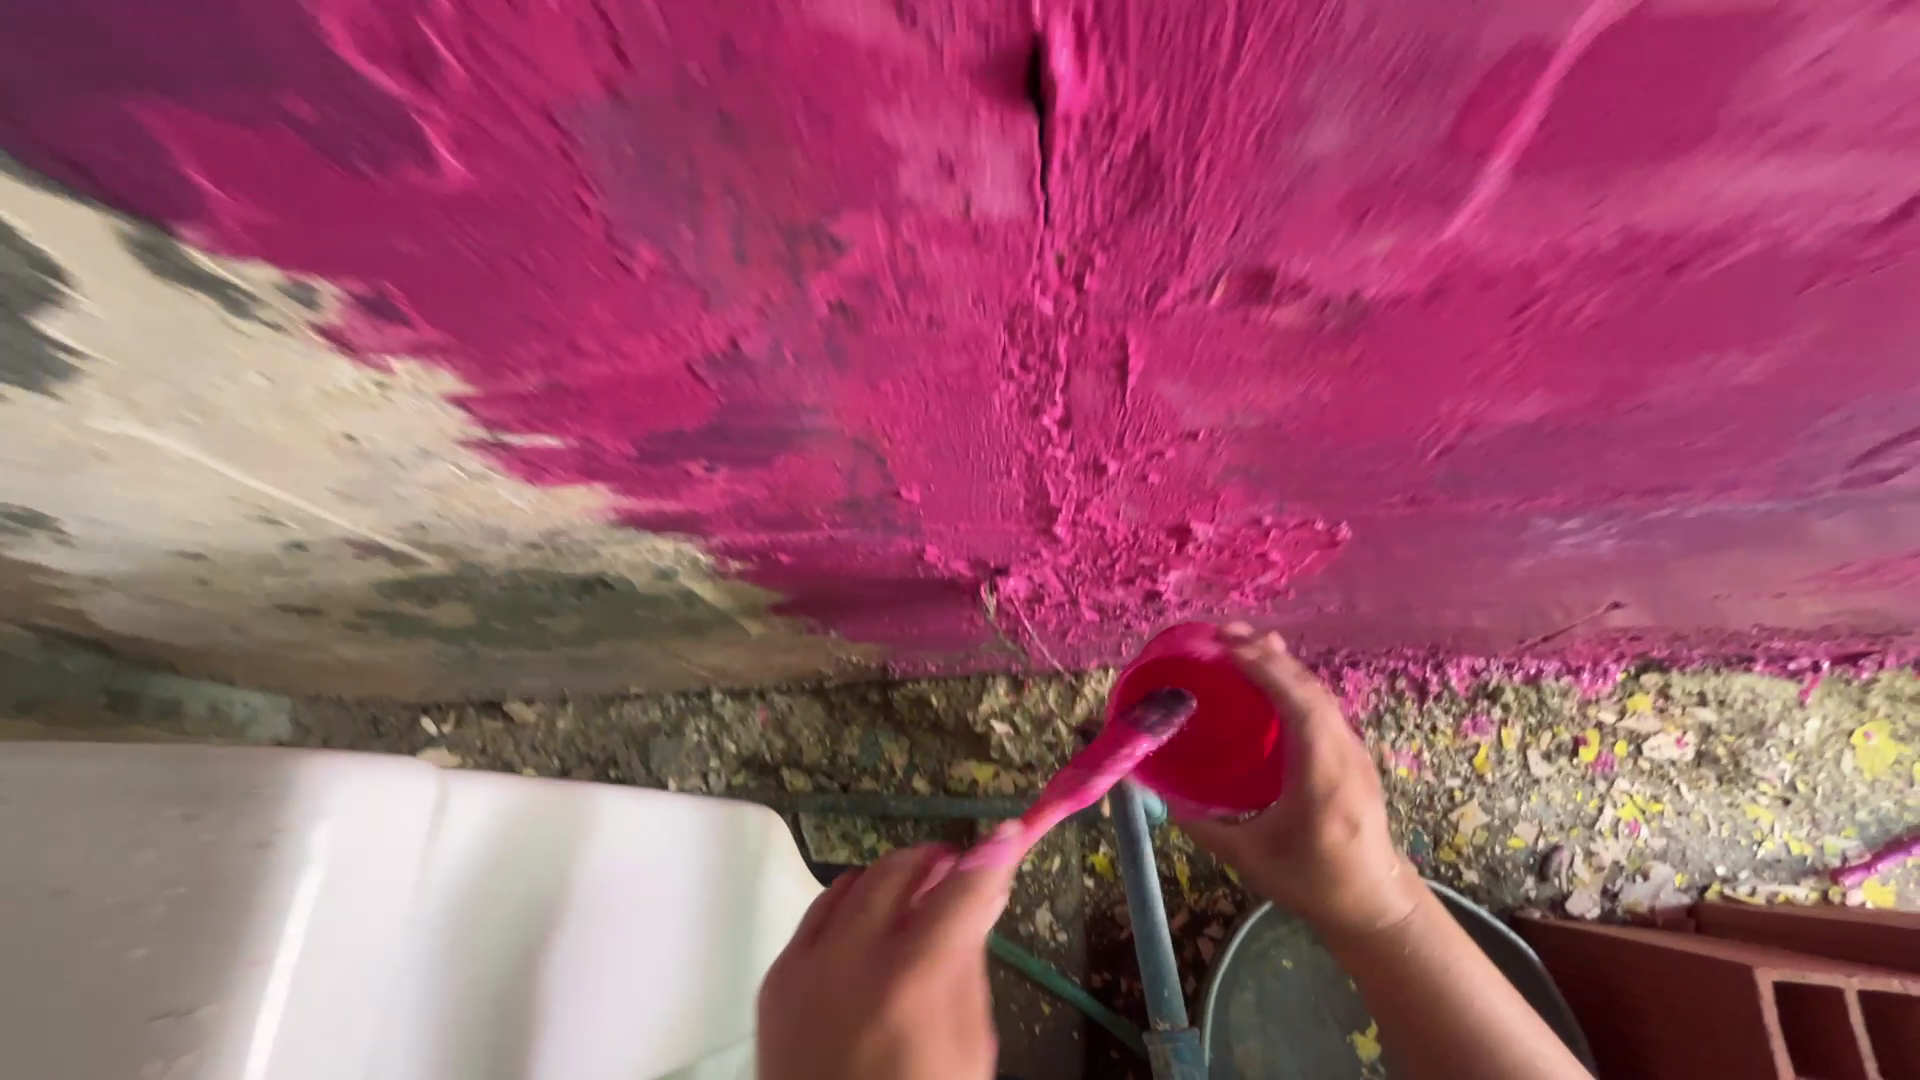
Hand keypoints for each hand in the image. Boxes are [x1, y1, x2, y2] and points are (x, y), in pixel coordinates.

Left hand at [757, 844, 1015, 1079]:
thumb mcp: (969, 1049)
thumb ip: (970, 965)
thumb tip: (982, 893)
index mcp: (910, 987)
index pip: (961, 894)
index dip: (990, 856)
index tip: (1007, 833)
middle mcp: (850, 962)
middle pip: (900, 869)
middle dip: (936, 861)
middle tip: (955, 874)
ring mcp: (804, 966)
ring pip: (856, 880)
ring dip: (893, 881)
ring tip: (913, 904)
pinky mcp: (776, 977)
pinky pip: (820, 911)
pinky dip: (852, 907)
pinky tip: (868, 932)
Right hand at [1179, 623, 1423, 937]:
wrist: (1377, 905)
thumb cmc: (1313, 882)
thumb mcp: (1249, 859)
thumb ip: (1203, 826)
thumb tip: (1161, 794)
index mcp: (1322, 776)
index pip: (1299, 704)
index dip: (1264, 669)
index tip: (1226, 647)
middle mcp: (1344, 753)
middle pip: (1309, 687)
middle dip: (1266, 654)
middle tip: (1222, 633)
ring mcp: (1354, 751)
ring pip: (1319, 691)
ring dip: (1281, 663)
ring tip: (1241, 643)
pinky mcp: (1353, 754)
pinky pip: (1322, 703)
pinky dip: (1292, 680)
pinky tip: (1269, 676)